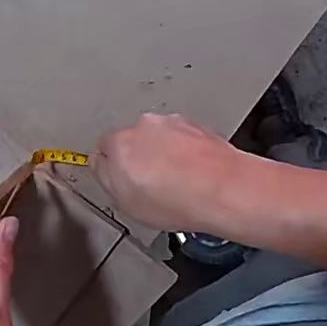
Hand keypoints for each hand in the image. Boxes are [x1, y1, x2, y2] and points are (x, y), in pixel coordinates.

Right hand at [95, 112, 248, 232]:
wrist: (224, 190)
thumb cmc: (177, 199)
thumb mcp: (123, 202)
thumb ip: (105, 177)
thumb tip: (102, 166)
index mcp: (119, 140)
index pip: (104, 149)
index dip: (113, 169)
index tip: (123, 183)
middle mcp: (145, 125)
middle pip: (134, 140)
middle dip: (140, 158)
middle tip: (151, 186)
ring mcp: (175, 123)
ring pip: (161, 138)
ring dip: (165, 155)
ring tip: (177, 185)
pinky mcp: (200, 127)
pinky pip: (185, 141)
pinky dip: (187, 154)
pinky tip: (194, 177)